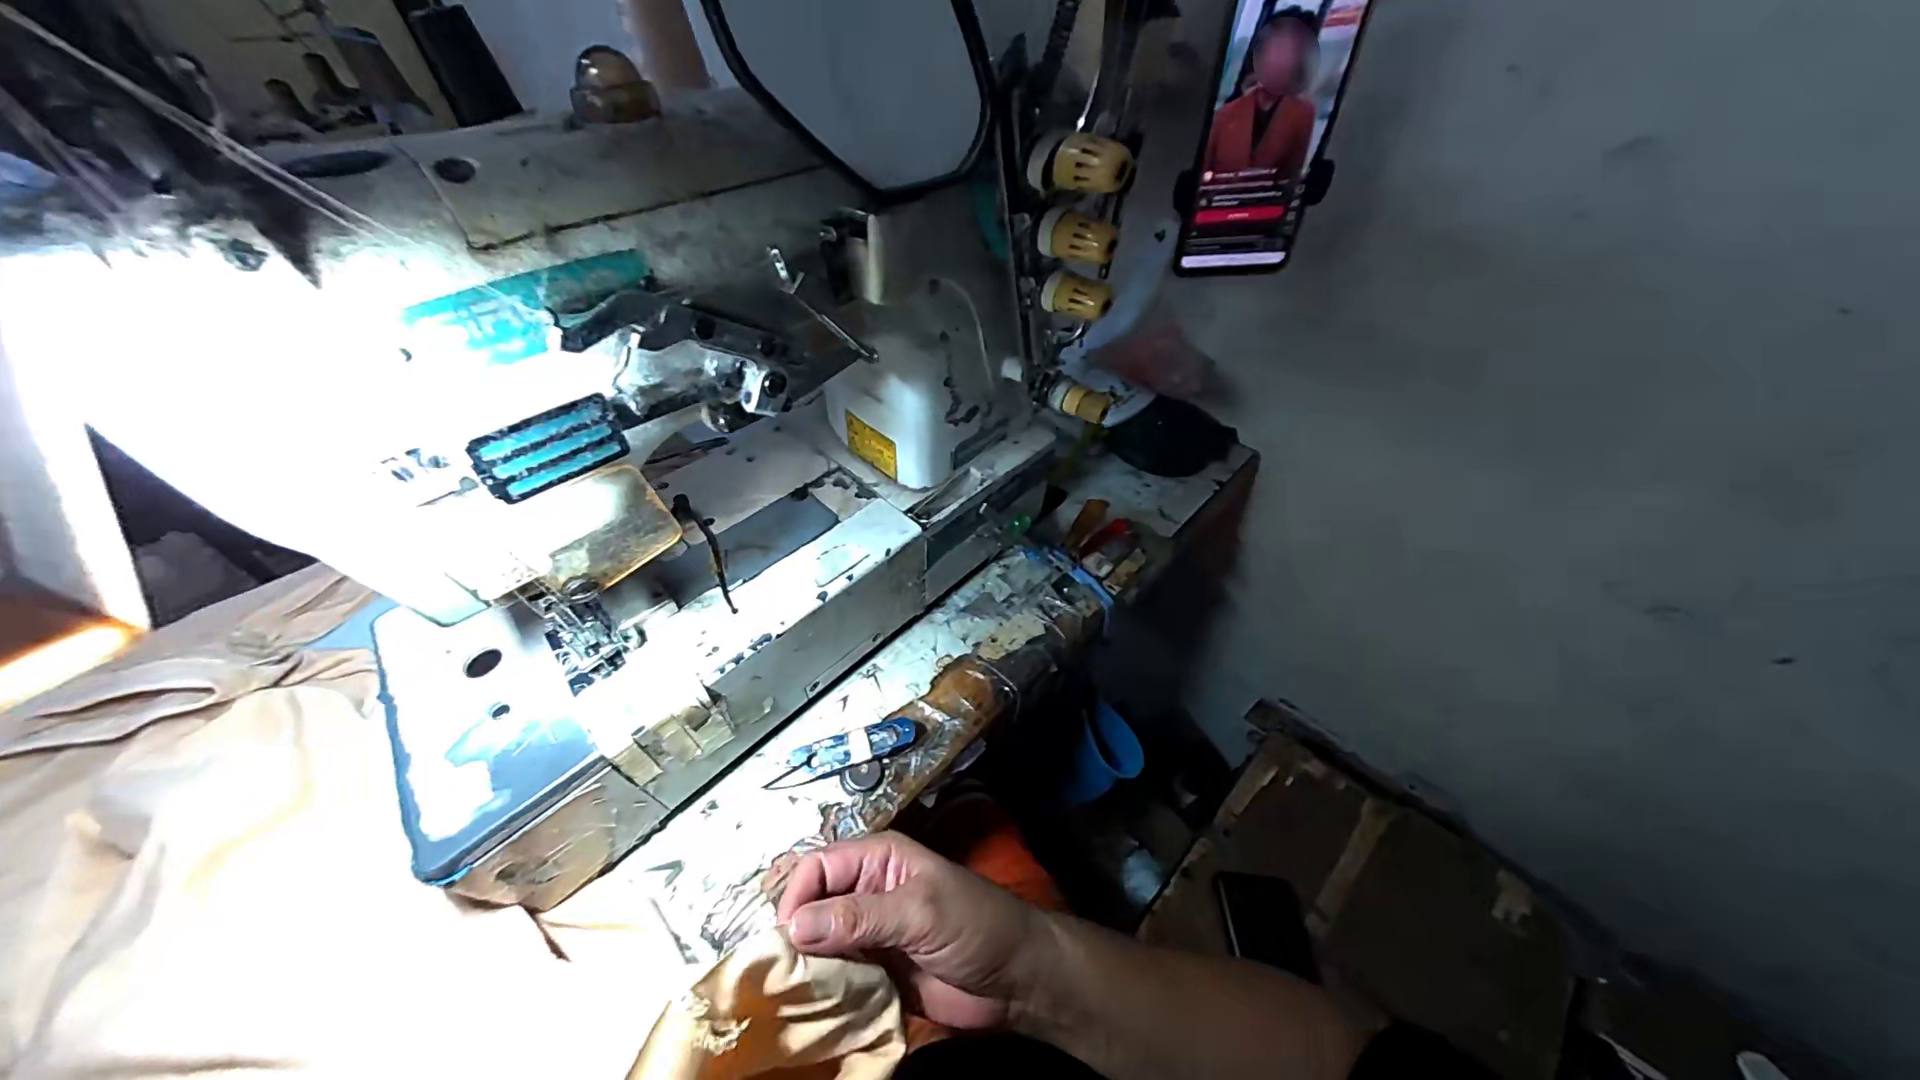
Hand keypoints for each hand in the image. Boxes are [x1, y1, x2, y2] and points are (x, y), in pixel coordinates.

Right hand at [775, 832, 1049, 1029]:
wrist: (1015, 978)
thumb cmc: (975, 924)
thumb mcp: (920, 911)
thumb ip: (860, 916)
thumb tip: (794, 925)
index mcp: (877, 859)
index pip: (818, 867)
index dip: (796, 897)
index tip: (785, 940)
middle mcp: (866, 890)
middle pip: (812, 904)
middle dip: (793, 932)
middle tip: (778, 971)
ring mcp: (870, 933)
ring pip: (819, 942)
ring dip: (803, 965)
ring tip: (787, 993)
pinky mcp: (875, 970)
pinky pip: (835, 976)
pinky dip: (820, 989)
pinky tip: (809, 1007)